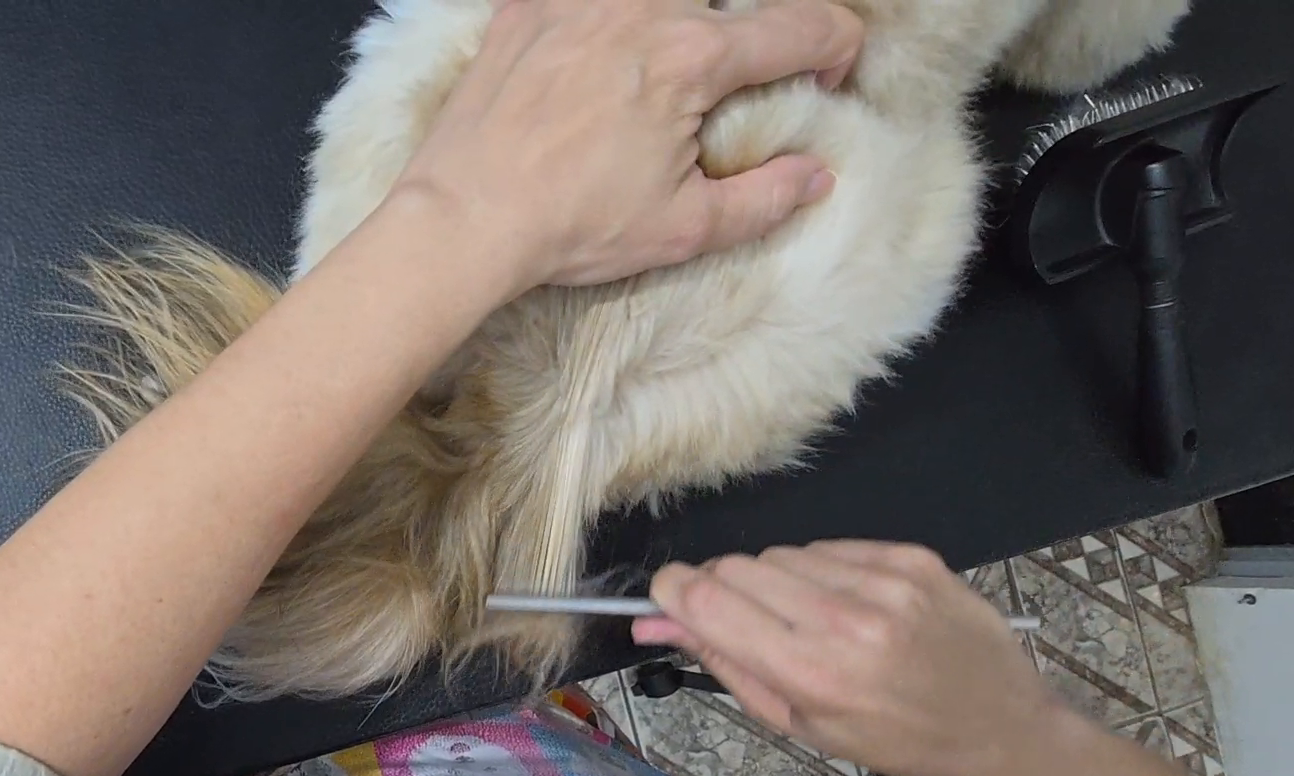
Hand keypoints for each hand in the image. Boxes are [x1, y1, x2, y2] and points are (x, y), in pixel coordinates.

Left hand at [392, 0, 862, 289]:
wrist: (464, 219)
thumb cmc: (567, 228)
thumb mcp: (675, 231)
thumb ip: (758, 203)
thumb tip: (815, 178)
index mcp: (692, 58)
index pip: (796, 30)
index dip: (831, 47)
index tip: (829, 71)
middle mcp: (641, 7)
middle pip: (719, 2)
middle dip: (740, 34)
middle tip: (727, 77)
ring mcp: (576, 3)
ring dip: (670, 18)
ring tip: (653, 68)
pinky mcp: (521, 13)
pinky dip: (589, 13)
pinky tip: (590, 44)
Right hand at [631, 541, 1067, 775]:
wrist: (999, 730)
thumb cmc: (883, 737)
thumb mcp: (788, 717)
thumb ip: (715, 659)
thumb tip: (650, 622)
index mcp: (809, 669)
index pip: (704, 598)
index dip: (670, 591)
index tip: (667, 600)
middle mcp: (844, 617)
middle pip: (731, 567)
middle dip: (718, 588)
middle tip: (744, 622)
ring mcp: (883, 581)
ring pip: (774, 554)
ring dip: (769, 581)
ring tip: (805, 618)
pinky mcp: (909, 557)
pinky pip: (822, 547)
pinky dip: (815, 570)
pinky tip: (843, 602)